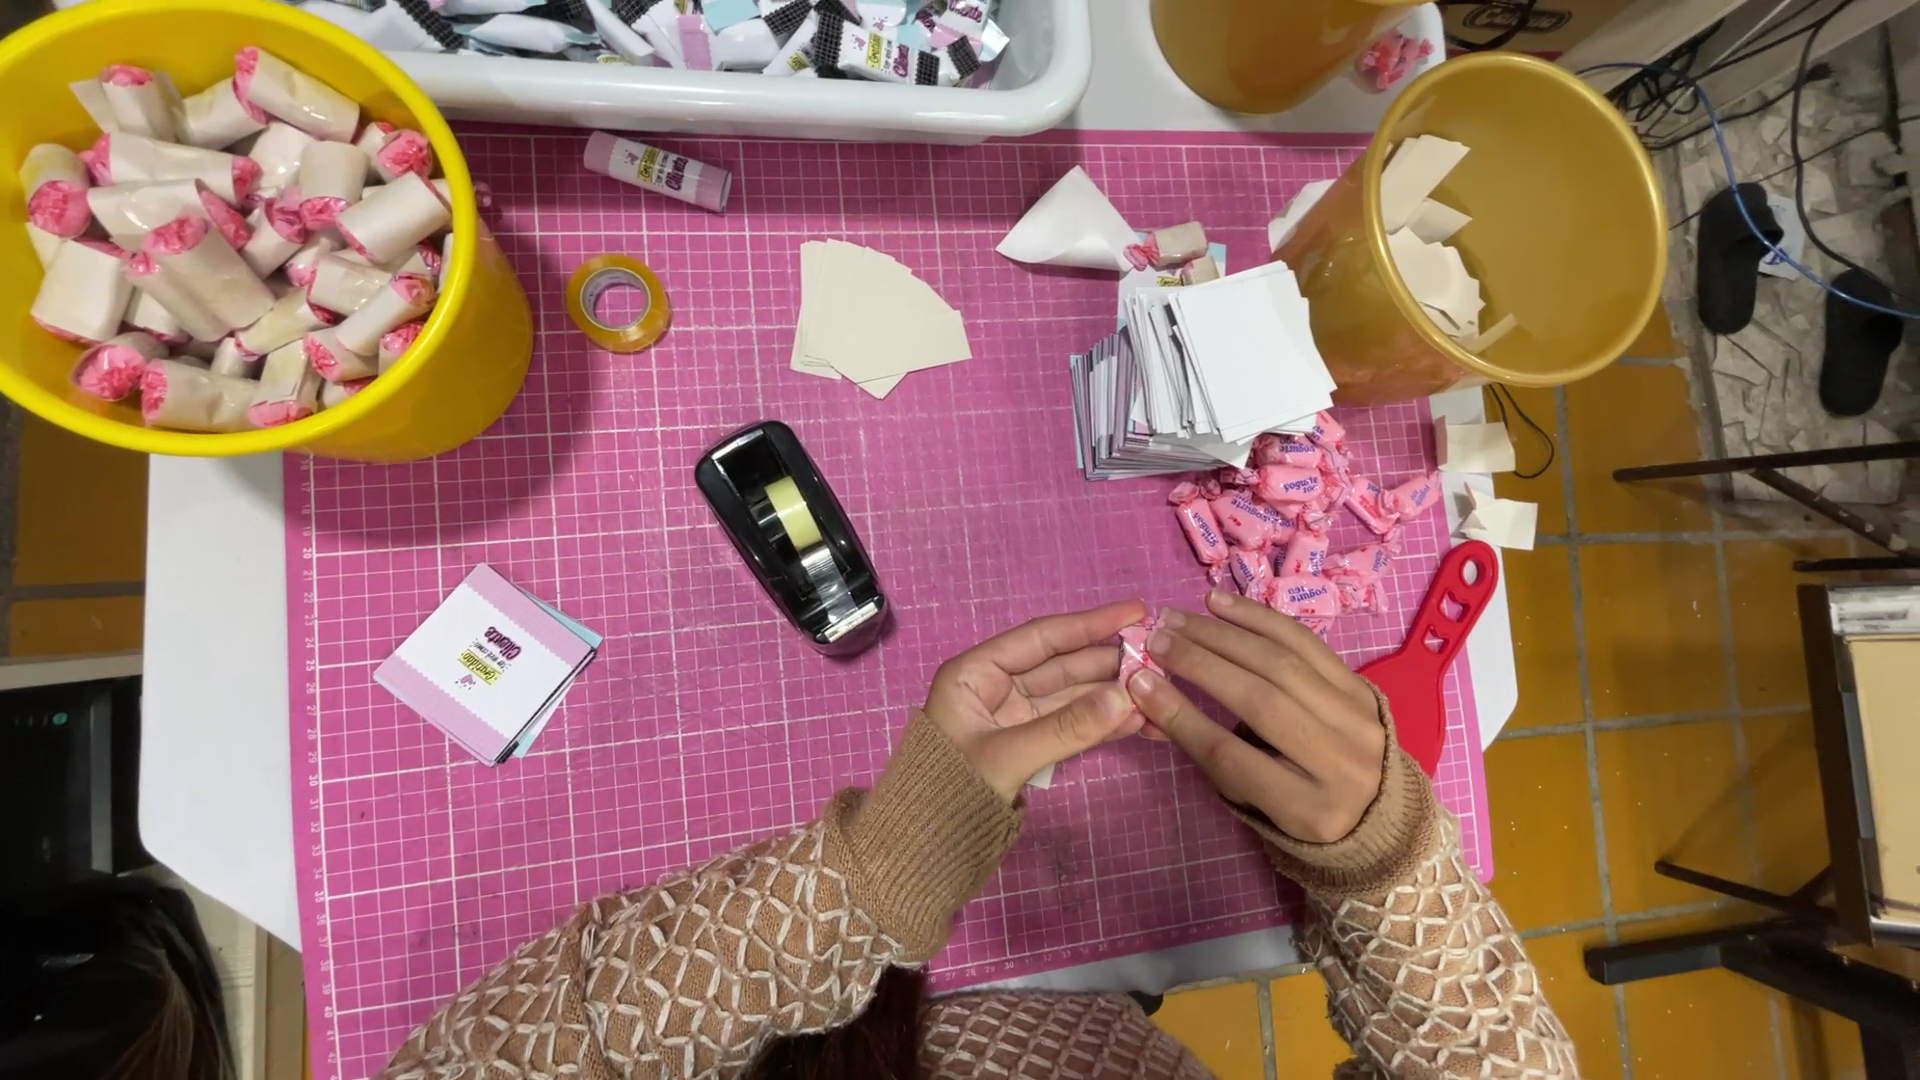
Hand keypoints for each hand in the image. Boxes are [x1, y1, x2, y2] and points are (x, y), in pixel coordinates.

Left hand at [925, 600, 1149, 801]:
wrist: (923, 849)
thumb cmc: (949, 791)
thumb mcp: (1007, 756)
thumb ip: (1066, 728)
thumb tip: (1126, 698)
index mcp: (976, 672)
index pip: (1041, 637)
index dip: (1089, 624)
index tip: (1135, 612)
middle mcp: (995, 686)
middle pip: (1061, 664)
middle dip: (1108, 662)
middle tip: (1157, 659)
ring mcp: (1013, 716)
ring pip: (1071, 696)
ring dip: (1111, 696)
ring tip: (1157, 693)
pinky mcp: (1027, 744)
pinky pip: (1069, 725)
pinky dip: (1100, 723)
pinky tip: (1137, 721)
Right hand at [1126, 591, 1385, 842]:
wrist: (1378, 809)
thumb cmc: (1297, 807)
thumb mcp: (1251, 799)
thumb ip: (1205, 749)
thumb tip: (1149, 691)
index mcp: (1309, 810)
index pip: (1231, 755)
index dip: (1180, 716)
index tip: (1139, 682)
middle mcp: (1341, 763)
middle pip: (1259, 700)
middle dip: (1198, 664)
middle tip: (1155, 640)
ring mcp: (1358, 720)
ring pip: (1280, 663)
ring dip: (1220, 634)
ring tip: (1177, 619)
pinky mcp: (1362, 686)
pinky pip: (1305, 642)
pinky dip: (1258, 618)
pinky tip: (1220, 605)